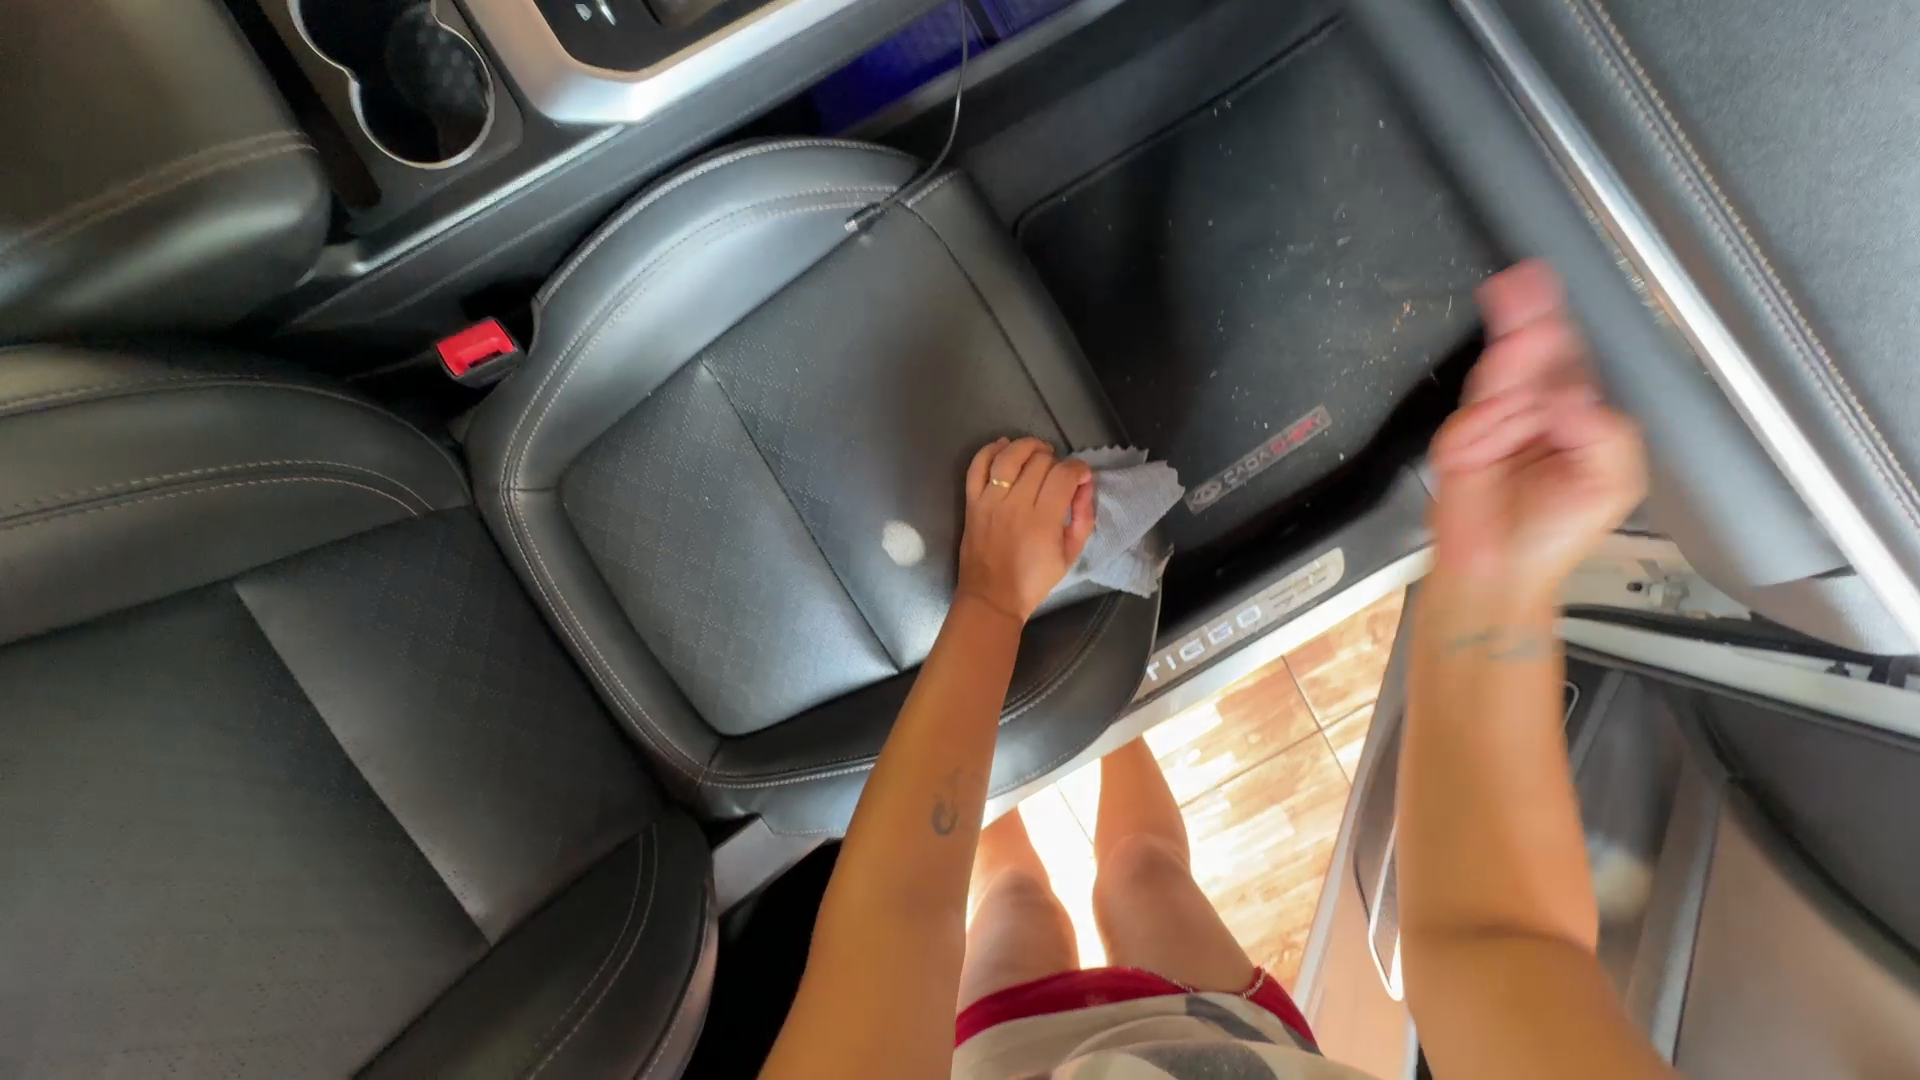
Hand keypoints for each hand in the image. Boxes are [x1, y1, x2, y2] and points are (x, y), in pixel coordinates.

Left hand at [956, 436, 1096, 621]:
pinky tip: (1003, 446)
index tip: (1081, 477)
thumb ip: (1083, 518)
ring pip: (1008, 457)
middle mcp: (1015, 504)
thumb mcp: (1071, 554)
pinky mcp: (972, 503)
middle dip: (1056, 461)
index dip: (1078, 468)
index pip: (1064, 474)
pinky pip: (976, 467)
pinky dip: (989, 450)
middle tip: (1059, 474)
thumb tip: (1084, 486)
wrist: (992, 597)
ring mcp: (990, 501)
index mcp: (1043, 520)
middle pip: (1039, 462)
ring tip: (1038, 452)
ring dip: (1027, 446)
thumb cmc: (1034, 580)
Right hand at [1430, 261, 1646, 593]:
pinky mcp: (1458, 445)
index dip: (1556, 322)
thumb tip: (1568, 399)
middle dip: (1524, 317)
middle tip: (1518, 284)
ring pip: (1498, 379)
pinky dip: (1487, 424)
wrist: (1500, 569)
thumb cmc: (1554, 533)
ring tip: (1514, 340)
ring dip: (1507, 355)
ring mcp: (1491, 427)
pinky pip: (1472, 420)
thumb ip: (1605, 434)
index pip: (1565, 360)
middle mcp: (1530, 415)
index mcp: (1570, 417)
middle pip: (1527, 355)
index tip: (1542, 286)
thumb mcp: (1612, 481)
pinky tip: (1500, 432)